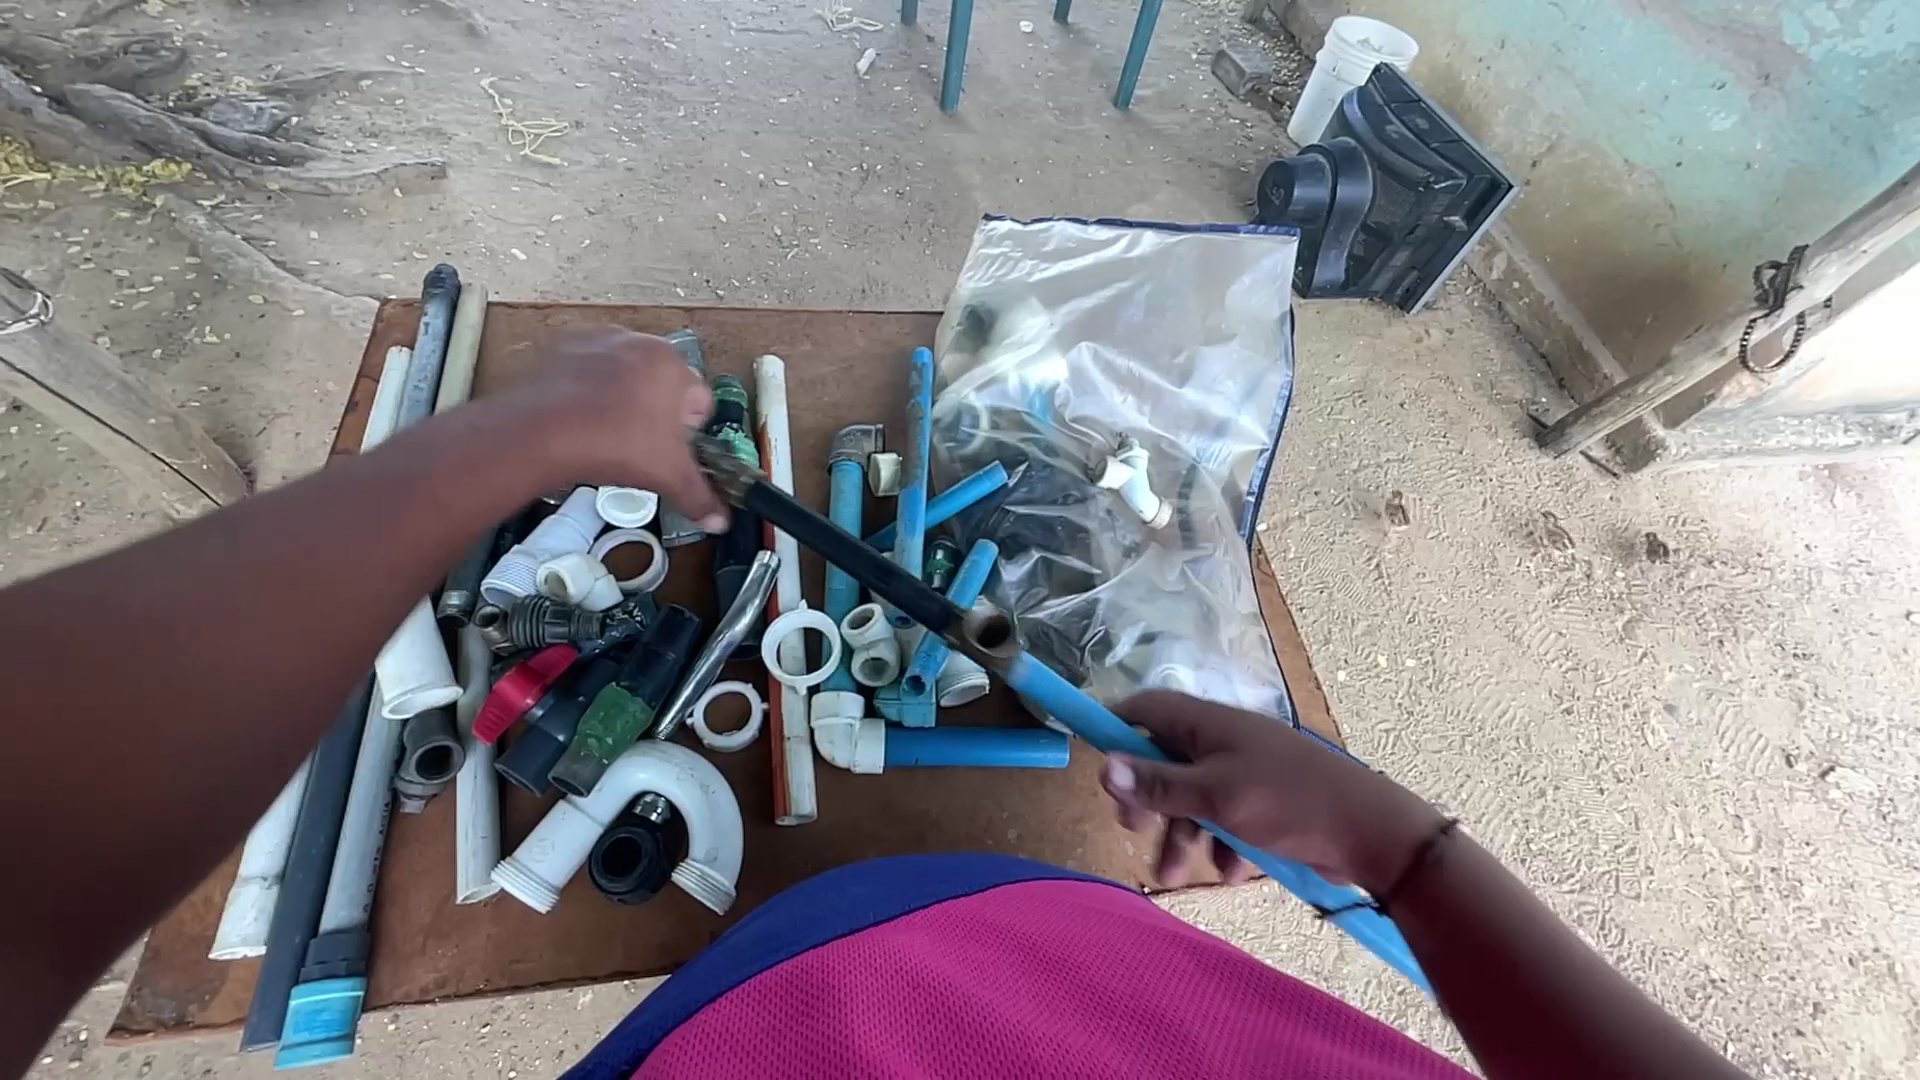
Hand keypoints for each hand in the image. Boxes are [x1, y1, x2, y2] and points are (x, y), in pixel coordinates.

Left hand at [493, 327, 727, 530]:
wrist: (536, 434)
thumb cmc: (615, 446)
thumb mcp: (666, 476)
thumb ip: (699, 498)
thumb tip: (722, 524)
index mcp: (673, 364)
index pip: (700, 402)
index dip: (688, 433)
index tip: (667, 451)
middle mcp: (639, 341)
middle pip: (663, 384)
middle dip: (656, 412)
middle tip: (637, 444)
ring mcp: (597, 339)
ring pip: (625, 374)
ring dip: (624, 398)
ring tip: (605, 432)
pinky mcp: (560, 345)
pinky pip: (589, 368)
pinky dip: (589, 388)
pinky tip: (579, 415)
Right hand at [1101, 691, 1445, 891]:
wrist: (1374, 834)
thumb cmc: (1288, 803)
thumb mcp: (1215, 796)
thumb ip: (1158, 784)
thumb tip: (1102, 765)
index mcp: (1206, 723)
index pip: (1146, 709)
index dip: (1116, 727)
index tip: (1096, 760)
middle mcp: (1220, 740)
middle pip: (1163, 759)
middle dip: (1148, 798)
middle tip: (1134, 829)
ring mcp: (1242, 770)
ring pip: (1192, 797)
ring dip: (1181, 834)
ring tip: (1174, 876)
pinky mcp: (1262, 802)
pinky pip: (1224, 817)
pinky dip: (1220, 843)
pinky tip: (1230, 871)